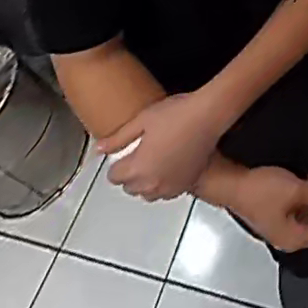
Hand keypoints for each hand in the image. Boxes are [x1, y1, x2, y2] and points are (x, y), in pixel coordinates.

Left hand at [101, 92, 230, 200]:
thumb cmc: (176, 114)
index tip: (124, 150)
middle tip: (139, 151)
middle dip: (129, 173)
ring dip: (145, 180)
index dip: (116, 161)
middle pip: (129, 187)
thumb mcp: (142, 119)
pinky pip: (166, 192)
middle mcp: (152, 184)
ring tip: (154, 158)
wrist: (208, 116)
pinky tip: (169, 165)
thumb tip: (99, 149)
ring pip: (147, 193)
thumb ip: (118, 138)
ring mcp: (170, 187)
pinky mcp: (185, 186)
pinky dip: (163, 183)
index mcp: (137, 168)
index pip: (114, 176)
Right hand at [222, 167, 307, 252]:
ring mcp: (274, 221)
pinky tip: (302, 180)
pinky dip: (301, 195)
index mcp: (293, 239)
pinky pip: (291, 205)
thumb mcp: (295, 190)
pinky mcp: (266, 207)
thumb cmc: (258, 190)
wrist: (229, 180)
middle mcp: (284, 234)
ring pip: (302, 214)